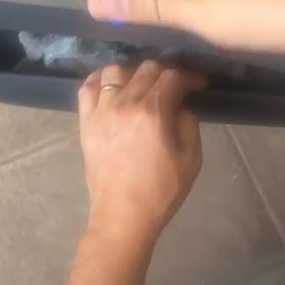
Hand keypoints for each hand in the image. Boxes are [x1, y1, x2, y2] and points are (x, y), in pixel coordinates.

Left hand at [77, 61, 205, 246]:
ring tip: (142, 85)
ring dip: (133, 72)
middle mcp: (124, 103)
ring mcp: (101, 111)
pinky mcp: (85, 122)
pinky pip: (88, 88)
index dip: (190, 76)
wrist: (123, 215)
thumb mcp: (191, 158)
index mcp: (153, 111)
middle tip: (175, 86)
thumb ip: (188, 122)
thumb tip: (180, 105)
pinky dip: (101, 80)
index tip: (199, 83)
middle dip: (166, 73)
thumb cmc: (161, 191)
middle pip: (146, 69)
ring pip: (115, 71)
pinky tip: (111, 86)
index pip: (173, 77)